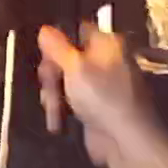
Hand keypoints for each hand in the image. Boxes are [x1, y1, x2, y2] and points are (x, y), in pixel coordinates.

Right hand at [37, 25, 161, 167]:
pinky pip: (70, 98)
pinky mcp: (93, 105)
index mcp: (106, 44)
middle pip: (67, 55)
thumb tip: (44, 28)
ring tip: (53, 106)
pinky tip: (56, 115)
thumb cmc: (101, 96)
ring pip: (65, 78)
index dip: (58, 39)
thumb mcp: (74, 66)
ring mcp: (99, 84)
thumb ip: (56, 46)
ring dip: (53, 91)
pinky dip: (61, 104)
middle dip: (52, 70)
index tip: (43, 52)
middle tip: (47, 81)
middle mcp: (104, 60)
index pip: (78, 29)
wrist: (124, 140)